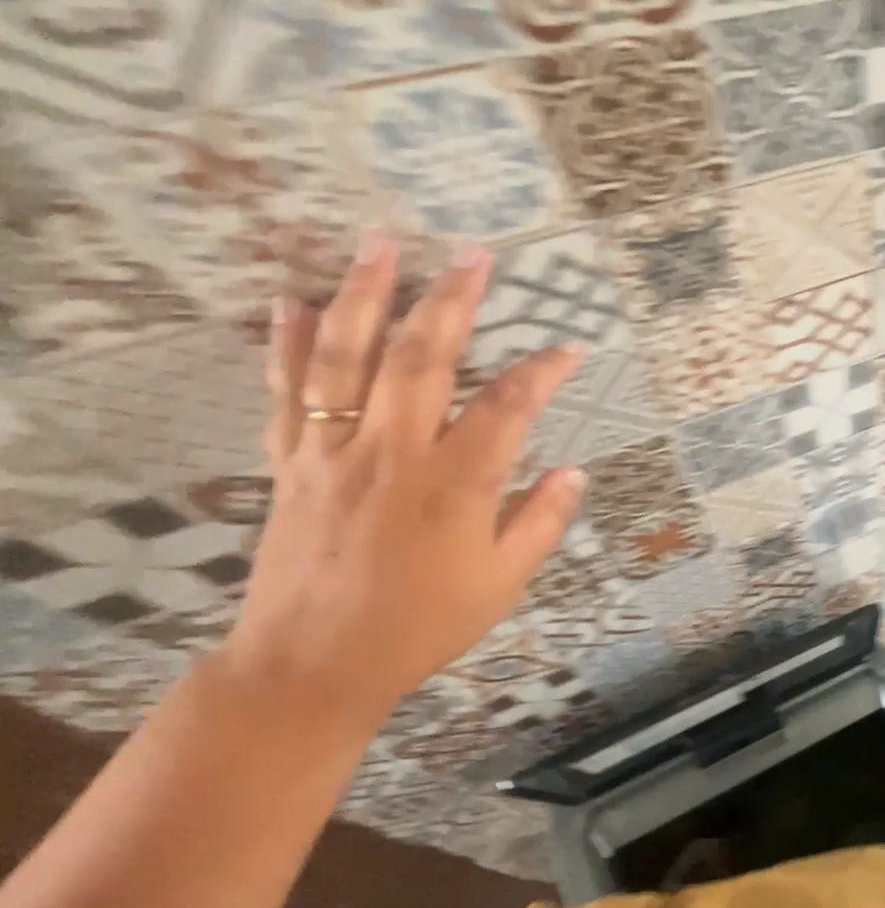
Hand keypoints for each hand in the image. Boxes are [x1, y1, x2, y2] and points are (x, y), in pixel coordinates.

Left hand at [215, 233, 583, 725]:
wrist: (314, 662)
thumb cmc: (422, 625)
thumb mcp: (502, 582)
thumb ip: (540, 521)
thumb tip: (574, 471)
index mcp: (455, 485)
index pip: (509, 408)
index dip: (543, 372)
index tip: (568, 350)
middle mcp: (393, 454)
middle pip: (423, 359)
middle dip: (452, 301)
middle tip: (473, 255)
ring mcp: (333, 453)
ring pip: (347, 358)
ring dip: (365, 296)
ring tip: (380, 245)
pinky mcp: (291, 463)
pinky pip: (288, 392)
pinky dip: (289, 343)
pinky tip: (296, 301)